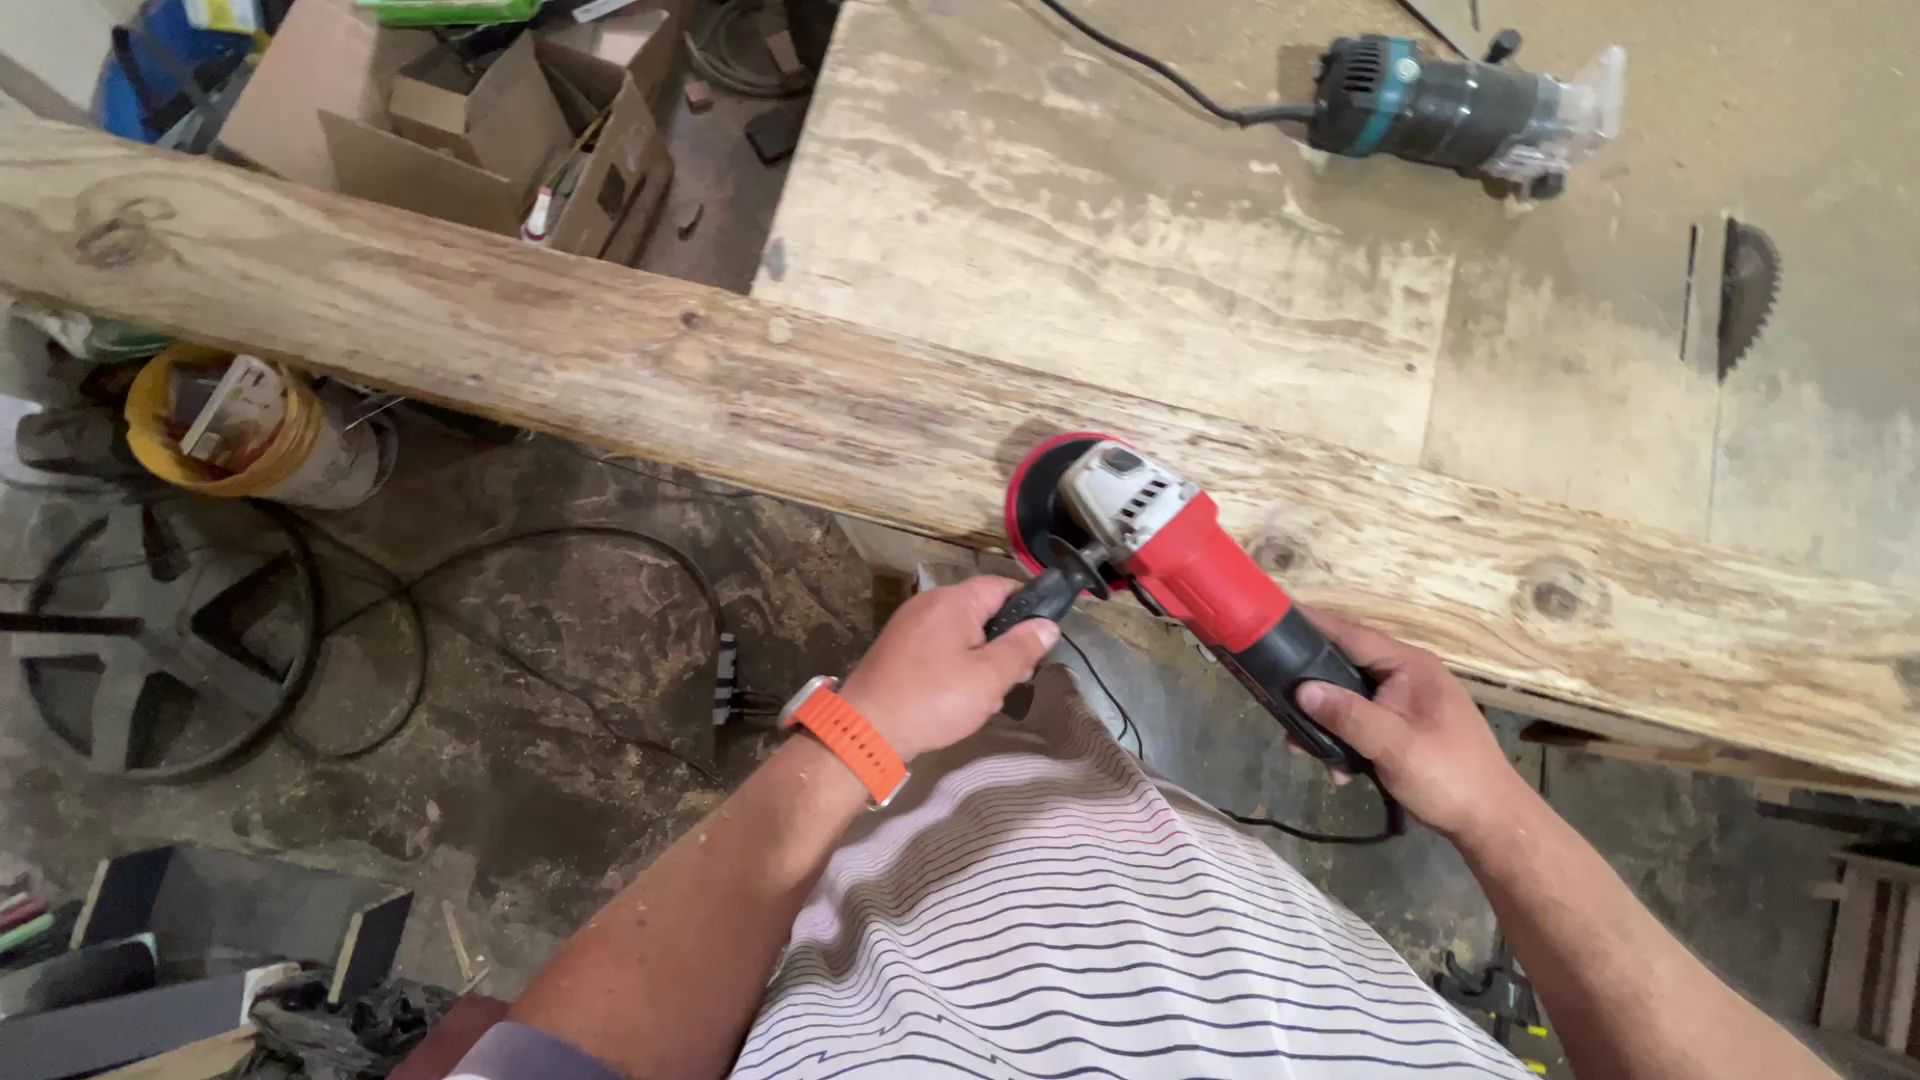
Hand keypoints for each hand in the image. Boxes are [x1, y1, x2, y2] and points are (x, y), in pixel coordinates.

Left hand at [839, 577, 1059, 760]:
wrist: (865, 730)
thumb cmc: (934, 700)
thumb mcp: (989, 677)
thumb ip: (1022, 648)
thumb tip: (1048, 625)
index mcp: (954, 601)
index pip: (1003, 585)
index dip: (1029, 606)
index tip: (1043, 636)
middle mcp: (929, 603)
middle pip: (981, 610)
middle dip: (1003, 641)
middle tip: (1014, 678)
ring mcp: (909, 625)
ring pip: (961, 633)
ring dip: (980, 659)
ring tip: (986, 696)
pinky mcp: (897, 648)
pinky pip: (938, 647)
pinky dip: (955, 666)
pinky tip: (957, 698)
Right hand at [1292, 607, 1534, 839]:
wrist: (1494, 824)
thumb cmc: (1449, 776)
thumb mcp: (1392, 745)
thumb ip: (1346, 714)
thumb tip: (1301, 689)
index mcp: (1409, 666)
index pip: (1351, 633)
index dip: (1311, 623)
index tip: (1271, 613)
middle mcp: (1405, 674)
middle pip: (1342, 664)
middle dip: (1308, 684)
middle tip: (1272, 691)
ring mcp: (1403, 700)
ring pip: (1346, 696)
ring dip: (1323, 721)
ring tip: (1299, 746)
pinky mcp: (1400, 725)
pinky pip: (1358, 719)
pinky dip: (1342, 739)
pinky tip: (1337, 769)